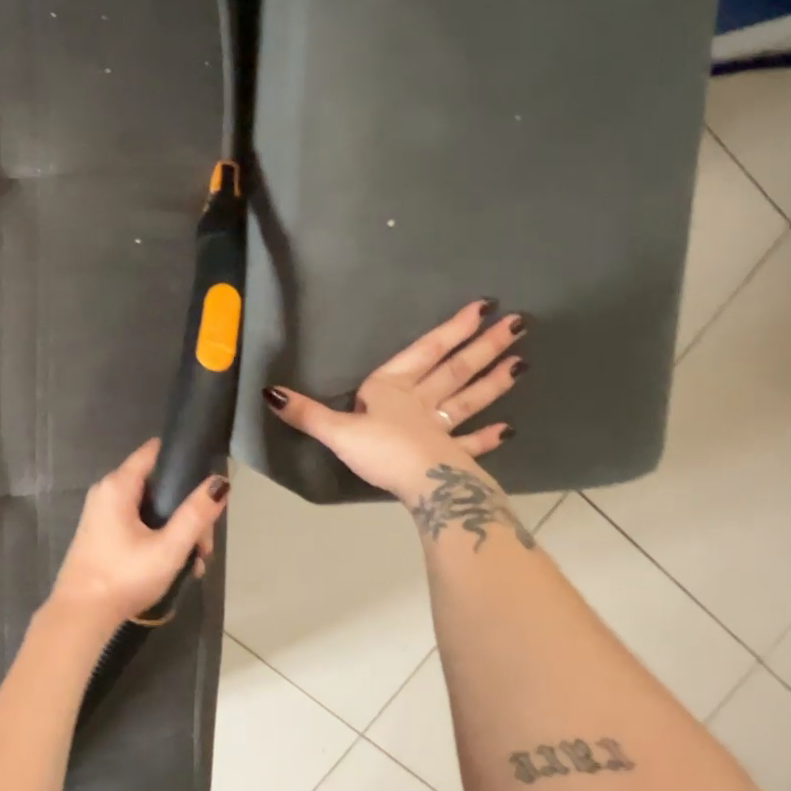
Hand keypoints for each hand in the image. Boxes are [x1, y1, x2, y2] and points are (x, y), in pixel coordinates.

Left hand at [50, 439, 229, 625]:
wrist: (82, 615)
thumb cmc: (124, 577)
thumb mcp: (168, 548)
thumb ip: (195, 514)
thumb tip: (220, 483)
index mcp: (117, 486)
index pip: (153, 451)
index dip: (183, 459)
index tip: (210, 478)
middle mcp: (107, 492)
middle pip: (158, 485)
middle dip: (187, 510)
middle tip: (204, 545)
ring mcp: (103, 514)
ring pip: (152, 509)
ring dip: (177, 530)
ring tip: (195, 561)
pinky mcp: (104, 534)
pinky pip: (139, 524)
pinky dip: (159, 538)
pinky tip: (177, 565)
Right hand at [263, 299, 527, 497]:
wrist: (422, 484)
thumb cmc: (381, 450)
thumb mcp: (336, 430)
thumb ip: (306, 412)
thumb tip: (269, 393)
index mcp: (392, 389)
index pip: (425, 352)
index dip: (451, 329)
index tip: (482, 306)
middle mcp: (422, 402)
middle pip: (456, 369)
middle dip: (484, 346)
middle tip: (518, 323)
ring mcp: (441, 429)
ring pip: (469, 398)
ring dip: (494, 381)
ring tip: (521, 362)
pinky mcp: (453, 457)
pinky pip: (471, 443)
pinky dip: (489, 436)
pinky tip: (509, 428)